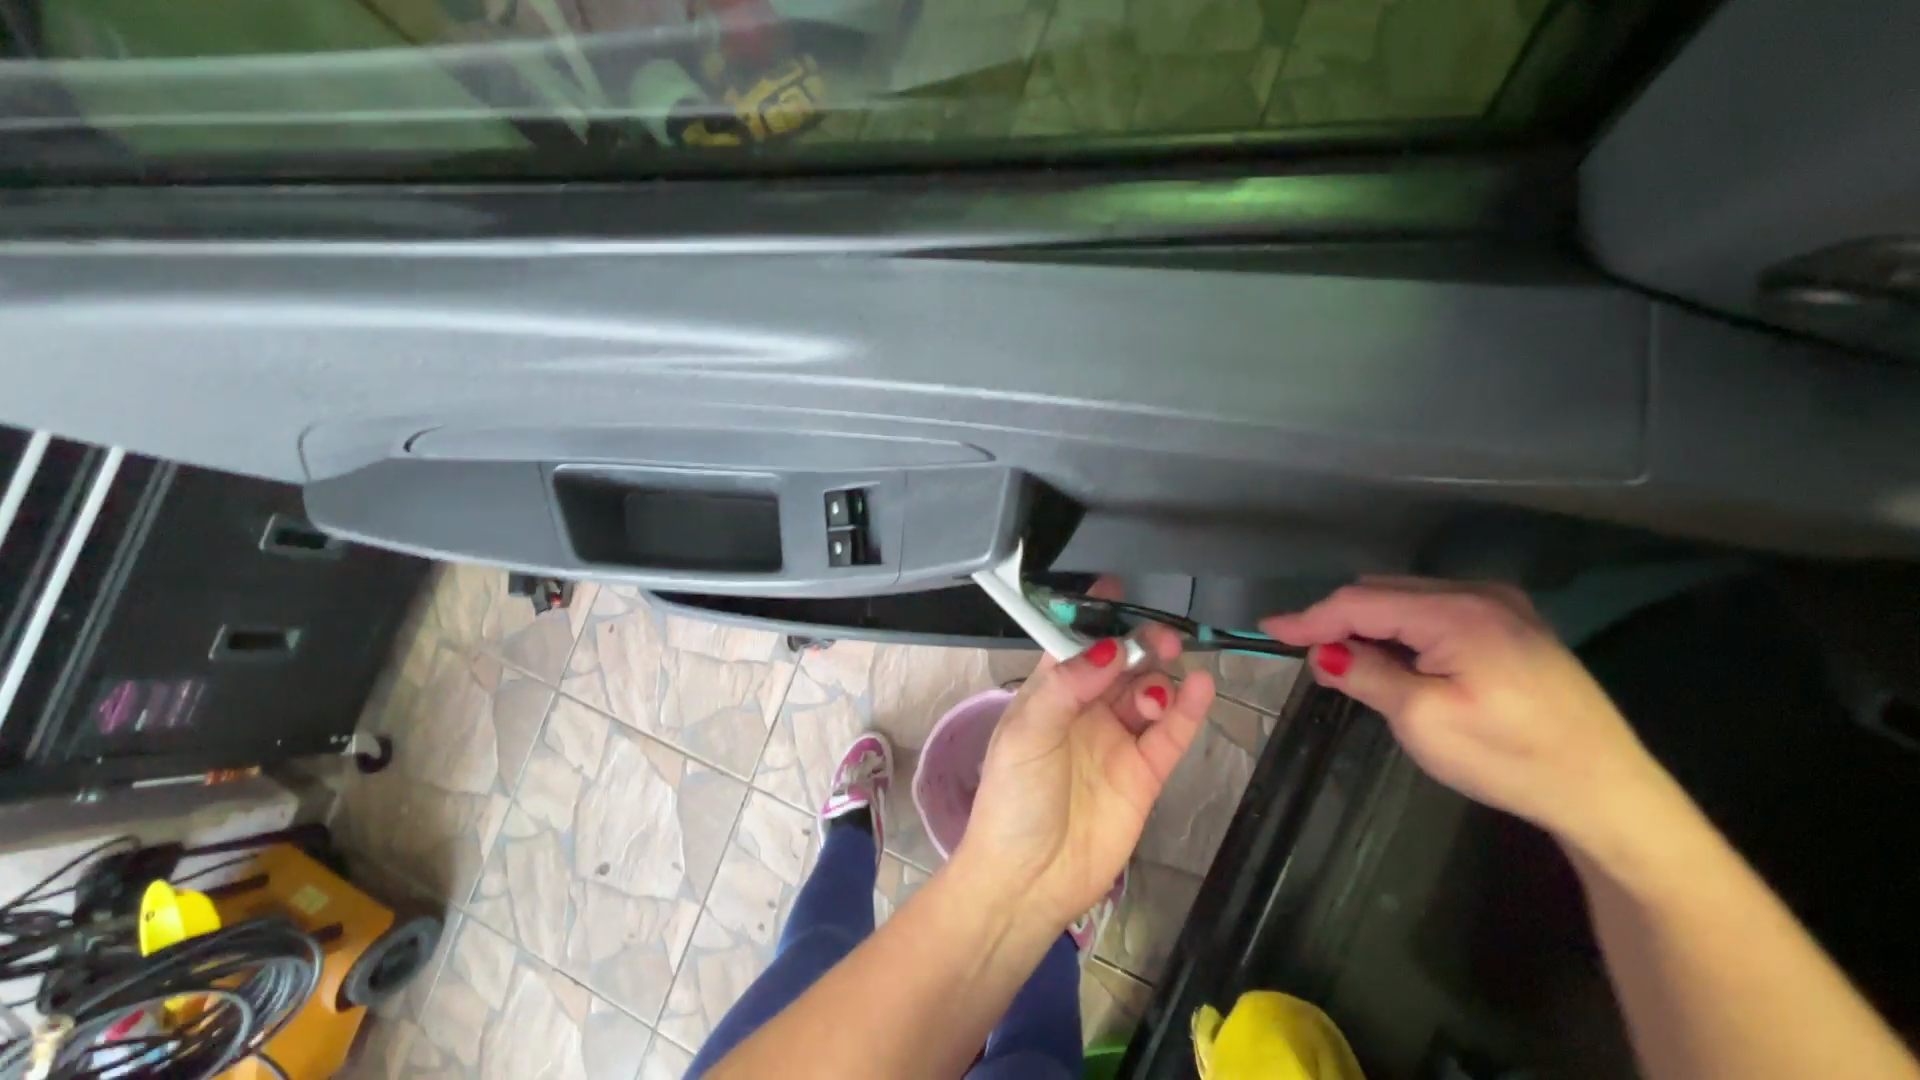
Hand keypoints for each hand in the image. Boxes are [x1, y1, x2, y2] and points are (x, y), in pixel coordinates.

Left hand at [953, 626, 1214, 928]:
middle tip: (1158, 636)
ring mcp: (1117, 740)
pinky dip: (1187, 708)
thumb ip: (1065, 686)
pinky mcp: (1145, 773)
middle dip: (1139, 642)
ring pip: (1149, 691)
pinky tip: (1199, 686)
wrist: (1028, 880)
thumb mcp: (1026, 734)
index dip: (1096, 617)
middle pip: (1121, 663)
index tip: (1120, 591)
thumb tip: (1108, 647)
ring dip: (1160, 673)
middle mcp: (1085, 711)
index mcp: (1048, 694)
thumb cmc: (1013, 801)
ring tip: (1164, 669)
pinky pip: (1171, 732)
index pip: (1075, 644)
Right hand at [1260, 580, 1674, 857]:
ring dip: (1371, 624)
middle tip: (1304, 653)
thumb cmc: (1509, 758)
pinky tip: (1395, 657)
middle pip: (1385, 593)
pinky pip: (1438, 613)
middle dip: (1339, 619)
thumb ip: (1367, 675)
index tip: (1268, 629)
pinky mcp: (1517, 628)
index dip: (1311, 617)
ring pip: (1411, 601)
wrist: (1607, 793)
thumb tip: (1322, 653)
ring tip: (1342, 658)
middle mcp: (1481, 595)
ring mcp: (1505, 608)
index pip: (1361, 602)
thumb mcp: (1423, 720)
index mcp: (1458, 612)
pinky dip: (1404, 629)